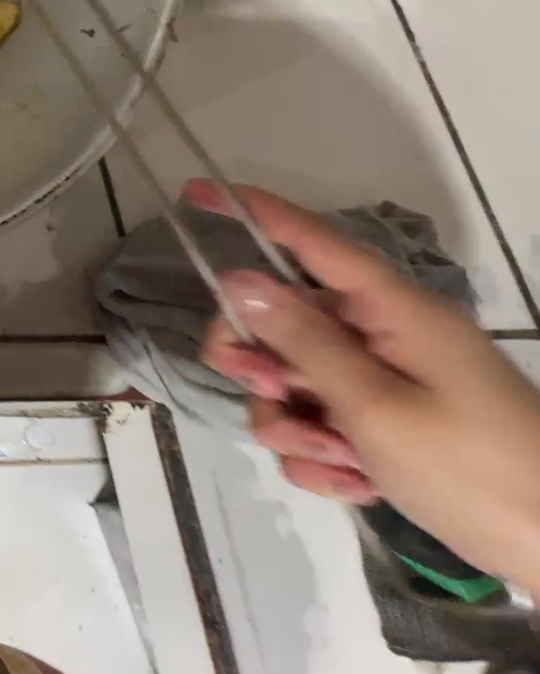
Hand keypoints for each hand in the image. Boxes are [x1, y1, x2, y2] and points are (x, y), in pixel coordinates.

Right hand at [190, 179, 539, 589]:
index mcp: (393, 314)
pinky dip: (313, 453)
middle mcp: (378, 336)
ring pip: (279, 378)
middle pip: (272, 319)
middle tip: (272, 393)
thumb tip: (236, 278)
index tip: (196, 193)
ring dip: (288, 422)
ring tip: (334, 457)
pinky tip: (350, 480)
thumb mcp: (376, 406)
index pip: (314, 244)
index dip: (254, 214)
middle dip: (256, 361)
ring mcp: (374, 381)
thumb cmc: (476, 472)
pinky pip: (303, 421)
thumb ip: (301, 340)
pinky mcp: (369, 422)